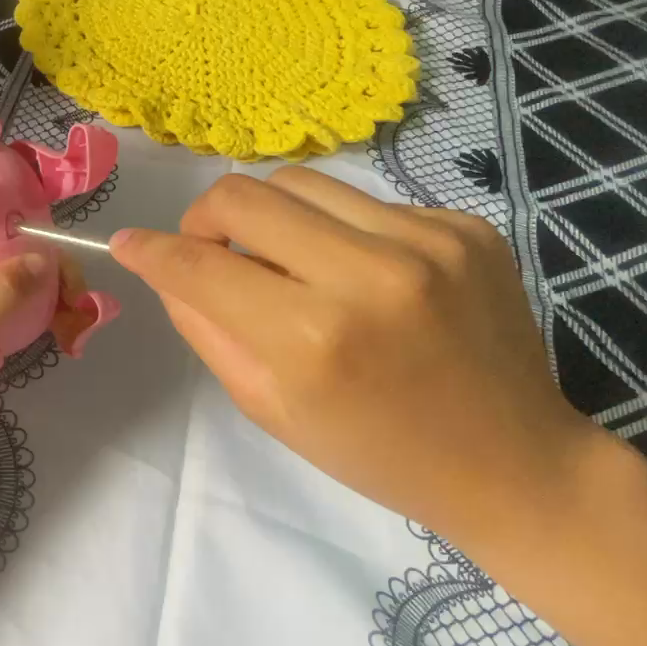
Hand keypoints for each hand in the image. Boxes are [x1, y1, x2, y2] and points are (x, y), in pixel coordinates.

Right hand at [110, 168, 598, 539]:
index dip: (149, 250)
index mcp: (313, 338)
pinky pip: (359, 200)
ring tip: (286, 258)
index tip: (127, 243)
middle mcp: (369, 274)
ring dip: (268, 215)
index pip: (197, 266)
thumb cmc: (375, 450)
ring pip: (295, 181)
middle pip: (240, 195)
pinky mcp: (464, 225)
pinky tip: (360, 272)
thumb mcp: (267, 405)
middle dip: (204, 220)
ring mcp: (427, 240)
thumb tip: (162, 262)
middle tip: (211, 250)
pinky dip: (335, 229)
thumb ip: (203, 326)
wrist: (519, 464)